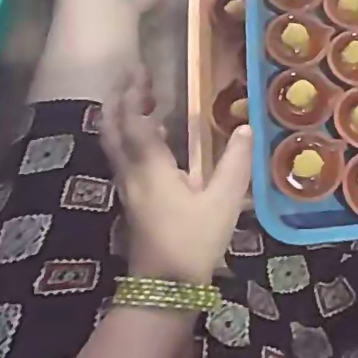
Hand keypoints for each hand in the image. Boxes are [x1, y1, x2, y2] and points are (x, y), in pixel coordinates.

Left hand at [99, 66, 252, 285]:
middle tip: (136, 78)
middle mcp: (131, 172)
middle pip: (112, 128)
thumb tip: (245, 126)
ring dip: (123, 117)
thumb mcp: (223, 202)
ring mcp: (128, 188)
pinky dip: (132, 137)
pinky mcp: (132, 200)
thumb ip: (235, 163)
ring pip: (114, 143)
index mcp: (150, 167)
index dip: (133, 93)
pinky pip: (124, 157)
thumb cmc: (193, 241)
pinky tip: (155, 138)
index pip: (133, 120)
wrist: (164, 288)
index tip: (141, 69)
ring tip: (144, 99)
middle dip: (120, 99)